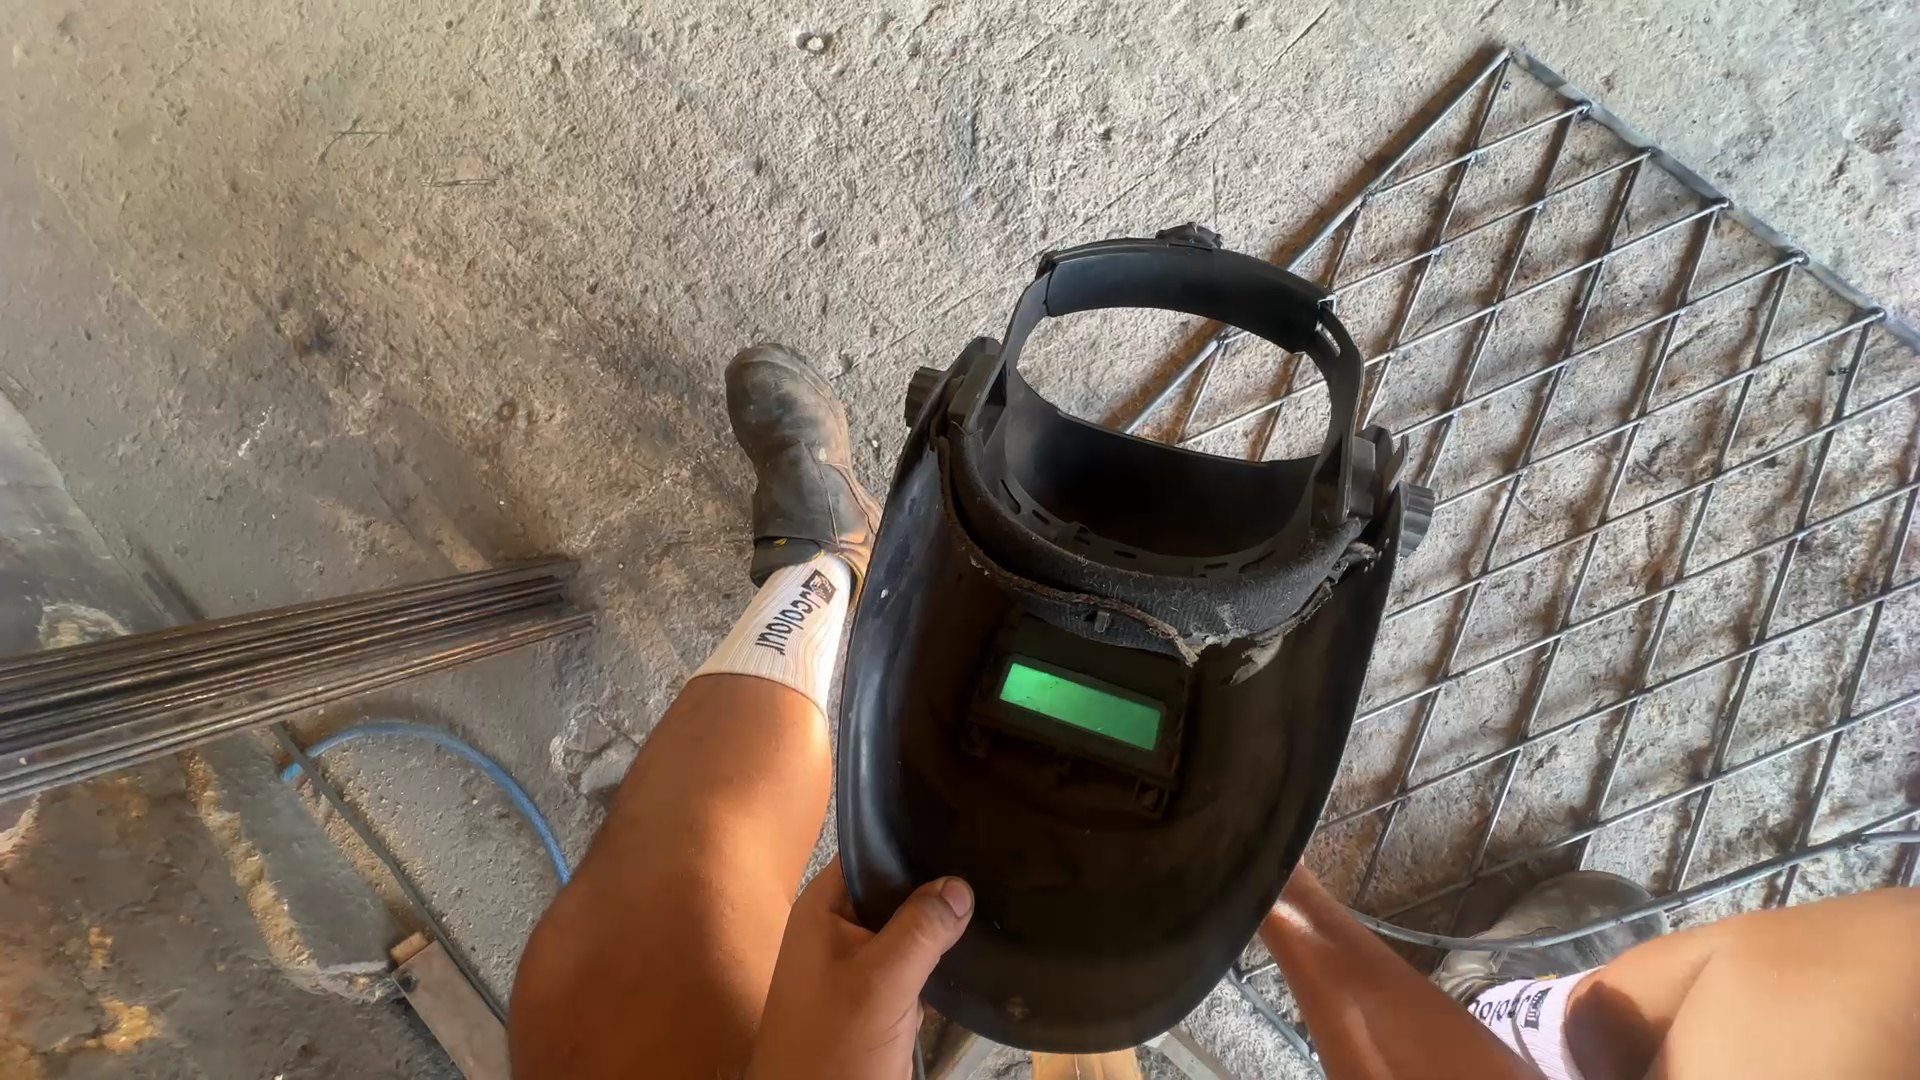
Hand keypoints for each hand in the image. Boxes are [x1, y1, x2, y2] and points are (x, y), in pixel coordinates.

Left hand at [745, 857, 973, 1079]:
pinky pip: (910, 959)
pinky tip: (972, 942)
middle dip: (932, 881)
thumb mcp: (881, 984)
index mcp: (823, 907)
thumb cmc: (834, 1050)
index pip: (869, 850)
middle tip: (983, 858)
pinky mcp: (875, 996)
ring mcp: (855, 963)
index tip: (958, 825)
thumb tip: (960, 885)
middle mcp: (836, 925)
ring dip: (937, 921)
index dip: (909, 838)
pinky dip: (935, 956)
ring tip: (988, 891)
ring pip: (904, 924)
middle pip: (891, 886)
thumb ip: (920, 930)